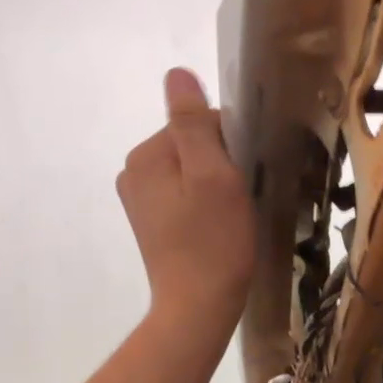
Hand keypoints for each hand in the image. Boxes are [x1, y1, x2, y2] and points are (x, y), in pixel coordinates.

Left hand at [117, 68, 256, 318]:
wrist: (198, 307)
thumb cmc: (213, 243)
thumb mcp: (213, 177)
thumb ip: (194, 124)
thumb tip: (177, 74)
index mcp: (147, 155)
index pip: (200, 124)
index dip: (234, 145)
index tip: (249, 175)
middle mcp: (134, 172)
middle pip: (194, 149)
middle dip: (224, 167)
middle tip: (244, 200)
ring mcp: (140, 202)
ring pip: (192, 175)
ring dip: (218, 189)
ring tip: (234, 218)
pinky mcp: (152, 227)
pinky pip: (186, 200)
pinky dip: (207, 208)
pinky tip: (220, 231)